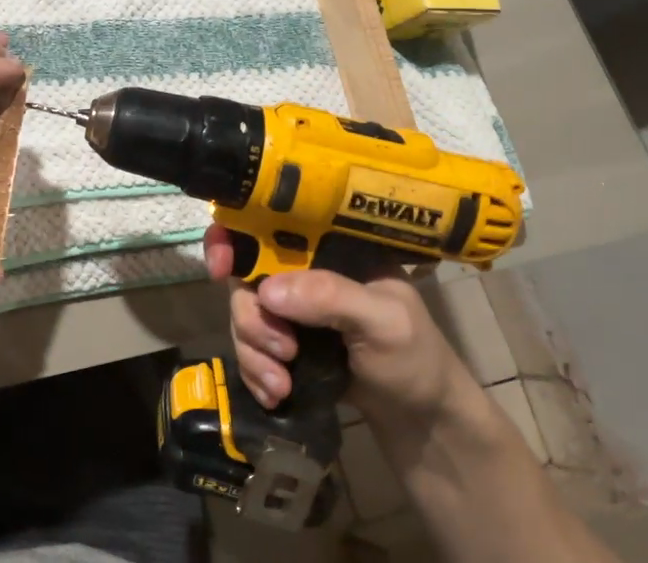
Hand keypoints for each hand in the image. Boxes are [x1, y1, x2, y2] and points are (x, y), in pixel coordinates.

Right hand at [207, 226, 478, 431]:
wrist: (424, 424)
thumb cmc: (416, 360)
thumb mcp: (386, 322)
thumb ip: (331, 297)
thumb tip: (267, 291)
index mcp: (331, 248)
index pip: (274, 224)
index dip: (237, 236)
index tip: (222, 266)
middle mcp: (305, 271)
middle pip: (247, 275)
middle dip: (252, 317)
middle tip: (281, 351)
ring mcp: (291, 308)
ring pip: (243, 314)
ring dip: (253, 352)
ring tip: (281, 386)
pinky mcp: (282, 343)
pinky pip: (247, 347)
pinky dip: (253, 372)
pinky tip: (275, 395)